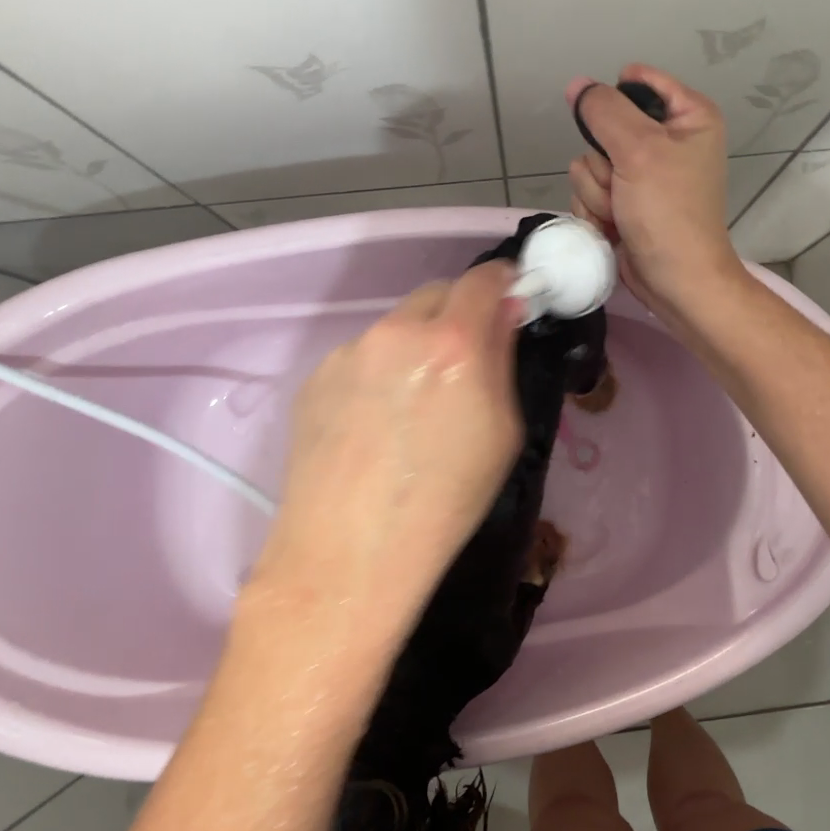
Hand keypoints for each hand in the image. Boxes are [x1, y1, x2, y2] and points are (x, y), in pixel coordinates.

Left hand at [251, 261, 523, 629]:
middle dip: (459, 317)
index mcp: (453, 343)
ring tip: (414, 411)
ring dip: (416, 348)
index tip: (512, 304)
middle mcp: (397, 331)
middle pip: (438, 295)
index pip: (485, 278)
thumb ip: (502, 360)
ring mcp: (350, 351)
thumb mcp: (503, 433)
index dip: (505, 285)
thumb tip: (504, 315)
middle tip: (466, 365)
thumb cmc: (446, 502)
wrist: (349, 551)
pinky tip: (376, 426)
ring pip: (398, 329)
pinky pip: (363, 358)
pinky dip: (380, 374)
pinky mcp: (317, 375)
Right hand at [565, 64, 744, 312]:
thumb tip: (577, 85)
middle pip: (604, 128)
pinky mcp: (626, 203)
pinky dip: (597, 213)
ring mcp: (643, 175)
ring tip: (623, 213)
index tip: (617, 133)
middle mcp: (668, 141)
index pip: (637, 81)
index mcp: (689, 116)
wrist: (676, 280)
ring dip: (599, 194)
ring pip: (590, 164)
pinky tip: (616, 228)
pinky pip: (590, 192)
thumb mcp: (639, 150)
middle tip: (625, 187)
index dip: (617, 103)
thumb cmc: (669, 213)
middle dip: (605, 164)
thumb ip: (603, 111)